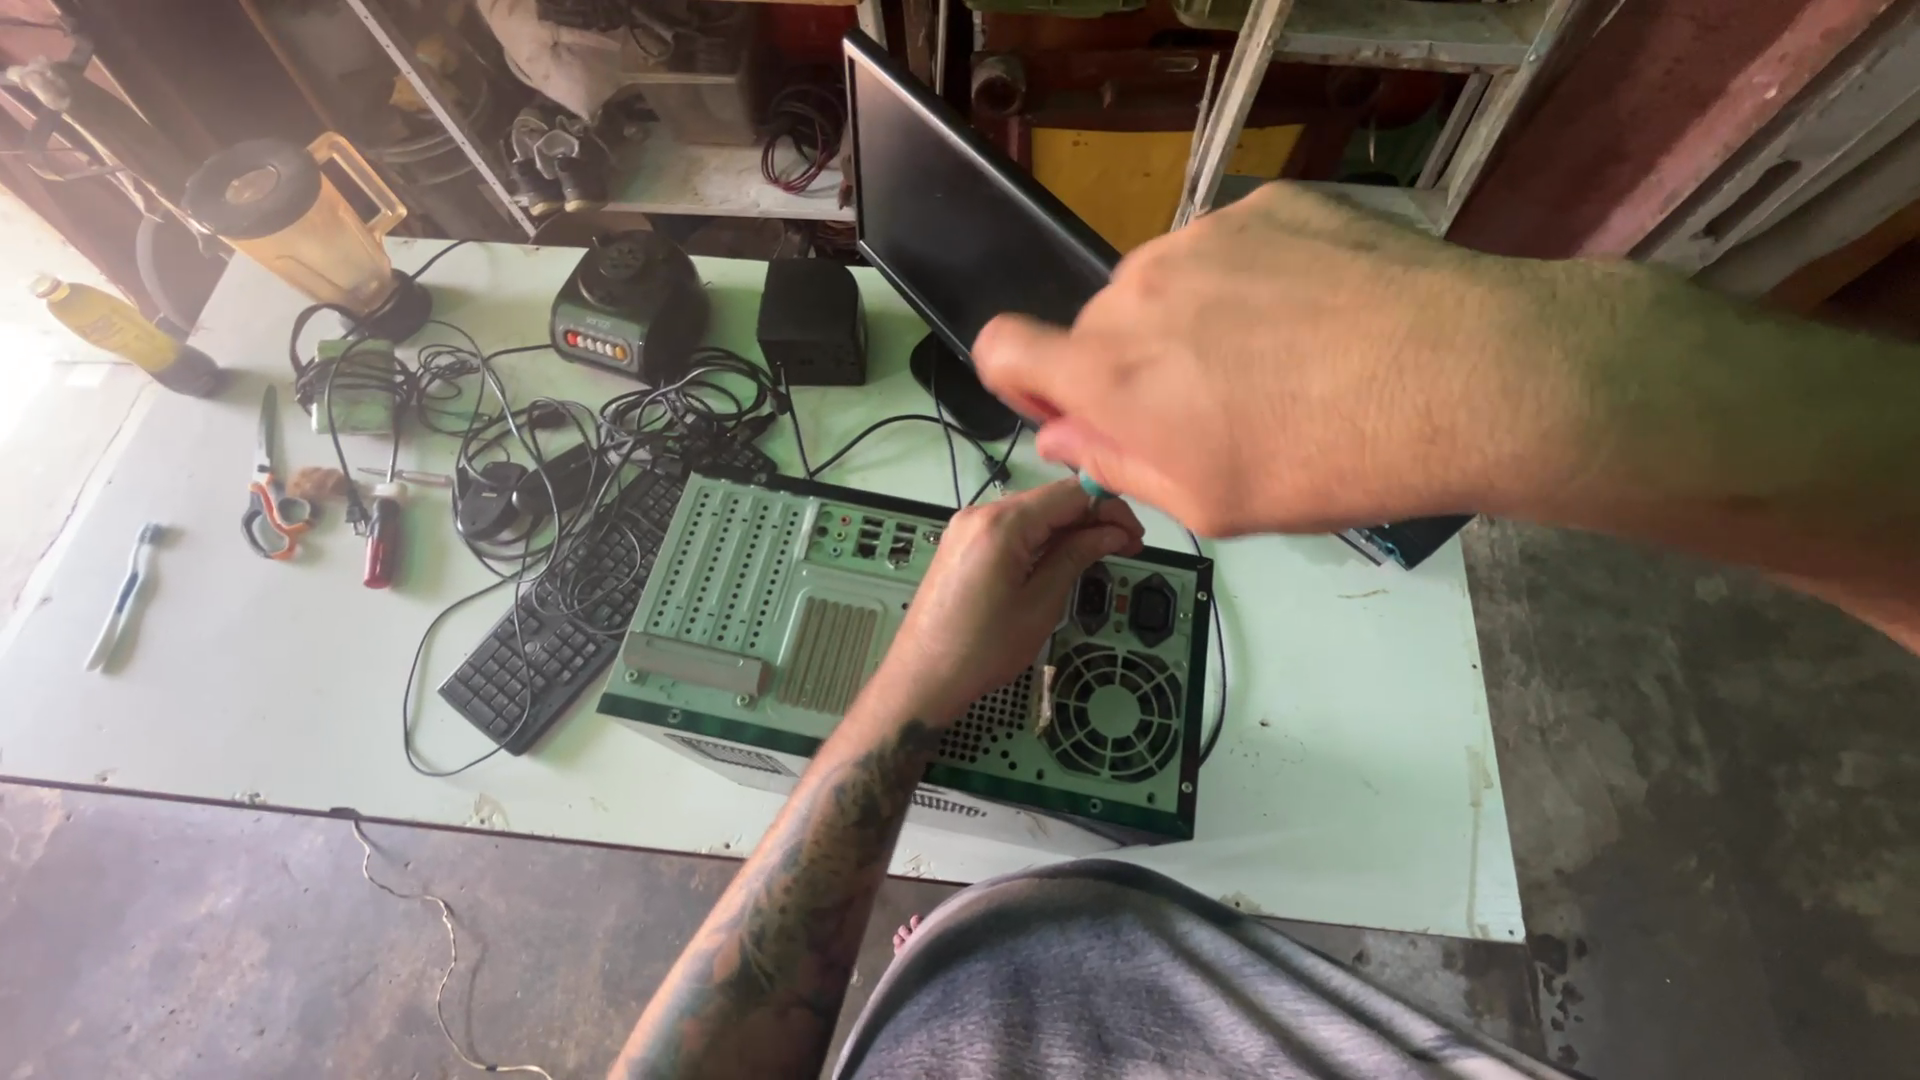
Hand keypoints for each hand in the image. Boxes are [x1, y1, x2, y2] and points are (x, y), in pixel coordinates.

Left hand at [873, 480, 1143, 722]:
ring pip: (1031, 513)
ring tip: (1097, 556)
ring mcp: (965, 527)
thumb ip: (1076, 556)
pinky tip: (1060, 559)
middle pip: (1050, 500)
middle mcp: (979, 513)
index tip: (1135, 535)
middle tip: (1125, 548)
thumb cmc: (981, 649)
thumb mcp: (1041, 604)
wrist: (922, 677)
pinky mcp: (961, 544)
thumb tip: (1111, 533)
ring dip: (1067, 529)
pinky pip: (1010, 529)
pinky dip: (1040, 539)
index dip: (1110, 509)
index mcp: (1001, 524)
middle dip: (1092, 519)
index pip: (1070, 493)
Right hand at [971, 182, 1599, 535]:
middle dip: (1125, 366)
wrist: (1470, 376)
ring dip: (1183, 323)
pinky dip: (1240, 283)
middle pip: (1093, 326)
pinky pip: (1220, 249)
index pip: (1003, 346)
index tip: (1062, 403)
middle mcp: (1138, 291)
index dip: (1017, 378)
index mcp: (1112, 373)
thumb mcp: (1207, 502)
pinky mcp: (1267, 204)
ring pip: (1157, 287)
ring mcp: (1203, 237)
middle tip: (1201, 406)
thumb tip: (1060, 434)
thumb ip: (1114, 463)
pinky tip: (1306, 315)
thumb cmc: (1326, 463)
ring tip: (1268, 360)